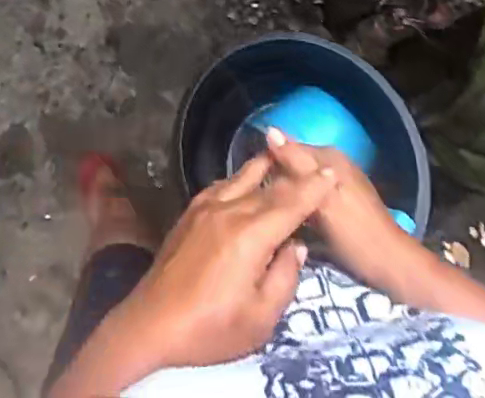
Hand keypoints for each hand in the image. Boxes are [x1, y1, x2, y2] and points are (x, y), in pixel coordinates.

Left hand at [106, 153, 334, 369]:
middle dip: (293, 175)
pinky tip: (242, 181)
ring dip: (263, 167)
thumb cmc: (211, 328)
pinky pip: (220, 186)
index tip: (332, 174)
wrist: (152, 322)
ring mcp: (205, 208)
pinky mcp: (189, 212)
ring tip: (280, 156)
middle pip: (267, 187)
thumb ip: (284, 278)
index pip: (289, 204)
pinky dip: (237, 179)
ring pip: (241, 178)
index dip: (313, 189)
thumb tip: (297, 246)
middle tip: (315, 165)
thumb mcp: (260, 319)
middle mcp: (228, 211)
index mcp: (249, 236)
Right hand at [264, 128, 421, 290]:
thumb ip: (297, 163)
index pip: (286, 147)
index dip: (266, 163)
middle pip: (292, 165)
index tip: (248, 186)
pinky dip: (297, 206)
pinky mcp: (338, 204)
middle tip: (254, 205)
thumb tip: (269, 129)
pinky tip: (286, 221)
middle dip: (274, 180)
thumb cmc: (356, 233)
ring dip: (284, 195)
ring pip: (299, 182)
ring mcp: (336, 184)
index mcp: (328, 156)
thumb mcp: (323, 197)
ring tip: (265, 213)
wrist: (393, 269)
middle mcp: (332, 164)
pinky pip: (308, 197)